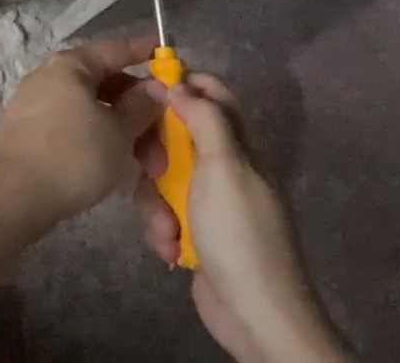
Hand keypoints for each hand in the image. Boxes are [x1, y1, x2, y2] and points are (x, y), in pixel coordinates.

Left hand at [0, 35, 164, 222]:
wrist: (13, 193)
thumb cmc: (73, 154)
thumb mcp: (119, 131)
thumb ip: (140, 106)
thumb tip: (153, 87)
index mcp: (70, 66)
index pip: (113, 49)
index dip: (142, 50)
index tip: (166, 51)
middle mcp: (49, 77)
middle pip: (104, 83)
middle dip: (138, 109)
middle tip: (164, 136)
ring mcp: (36, 103)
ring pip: (90, 108)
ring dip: (121, 129)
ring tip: (145, 162)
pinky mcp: (29, 131)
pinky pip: (73, 124)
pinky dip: (98, 137)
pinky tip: (113, 161)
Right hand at [134, 76, 351, 362]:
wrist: (256, 316)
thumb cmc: (240, 233)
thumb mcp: (224, 167)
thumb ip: (204, 119)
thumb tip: (180, 82)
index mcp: (238, 147)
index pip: (211, 95)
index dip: (180, 84)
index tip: (143, 89)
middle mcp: (223, 168)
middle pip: (176, 134)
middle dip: (154, 151)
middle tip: (150, 167)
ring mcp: (208, 201)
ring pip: (162, 175)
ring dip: (154, 200)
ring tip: (165, 227)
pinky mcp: (194, 230)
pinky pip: (162, 211)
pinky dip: (160, 227)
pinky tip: (169, 247)